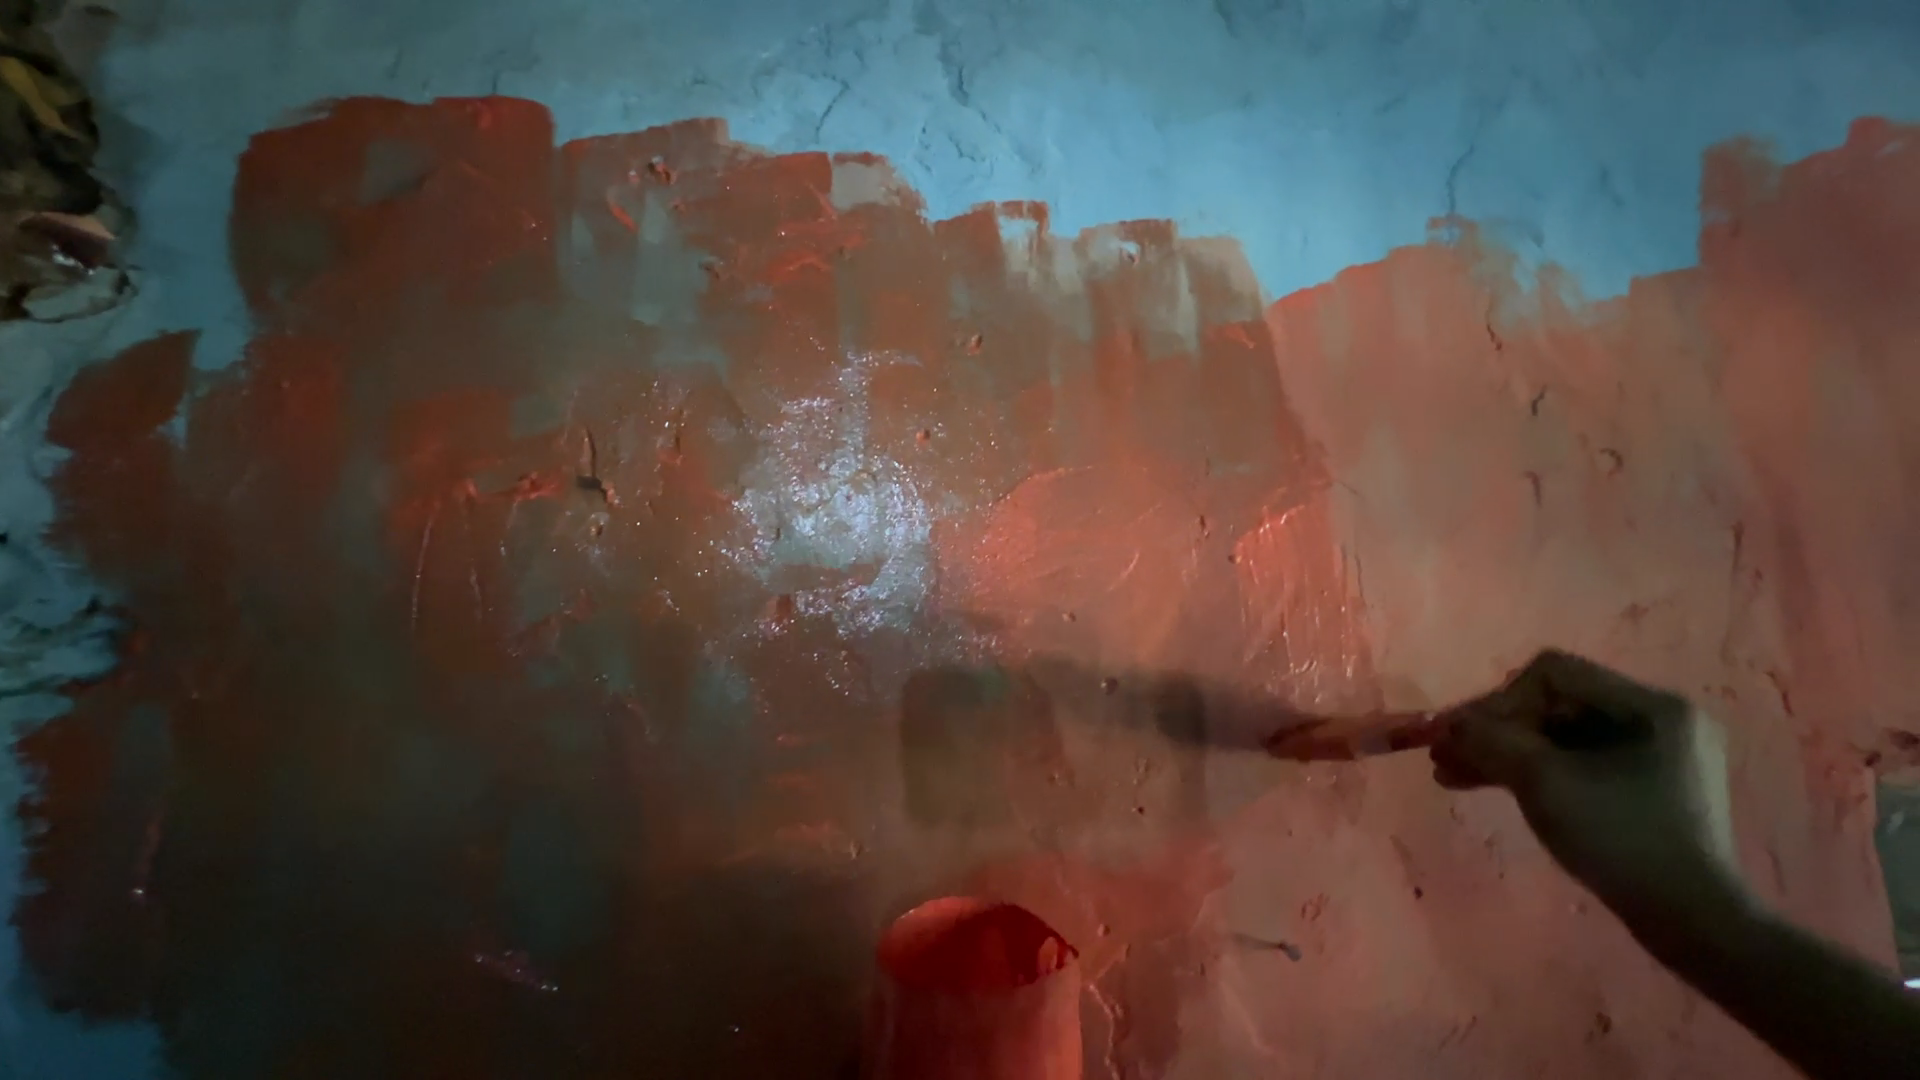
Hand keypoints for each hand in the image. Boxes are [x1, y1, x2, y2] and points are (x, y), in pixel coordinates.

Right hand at [1431, 649, 1750, 933]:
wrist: (1690, 921)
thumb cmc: (1619, 837)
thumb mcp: (1541, 780)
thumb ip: (1487, 739)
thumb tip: (1447, 725)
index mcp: (1649, 706)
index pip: (1552, 673)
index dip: (1499, 699)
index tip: (1465, 737)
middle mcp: (1657, 719)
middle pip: (1551, 703)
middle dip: (1494, 729)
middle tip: (1447, 756)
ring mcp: (1654, 755)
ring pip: (1556, 734)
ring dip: (1502, 751)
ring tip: (1453, 775)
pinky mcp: (1644, 787)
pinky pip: (1573, 760)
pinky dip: (1529, 769)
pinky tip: (1489, 784)